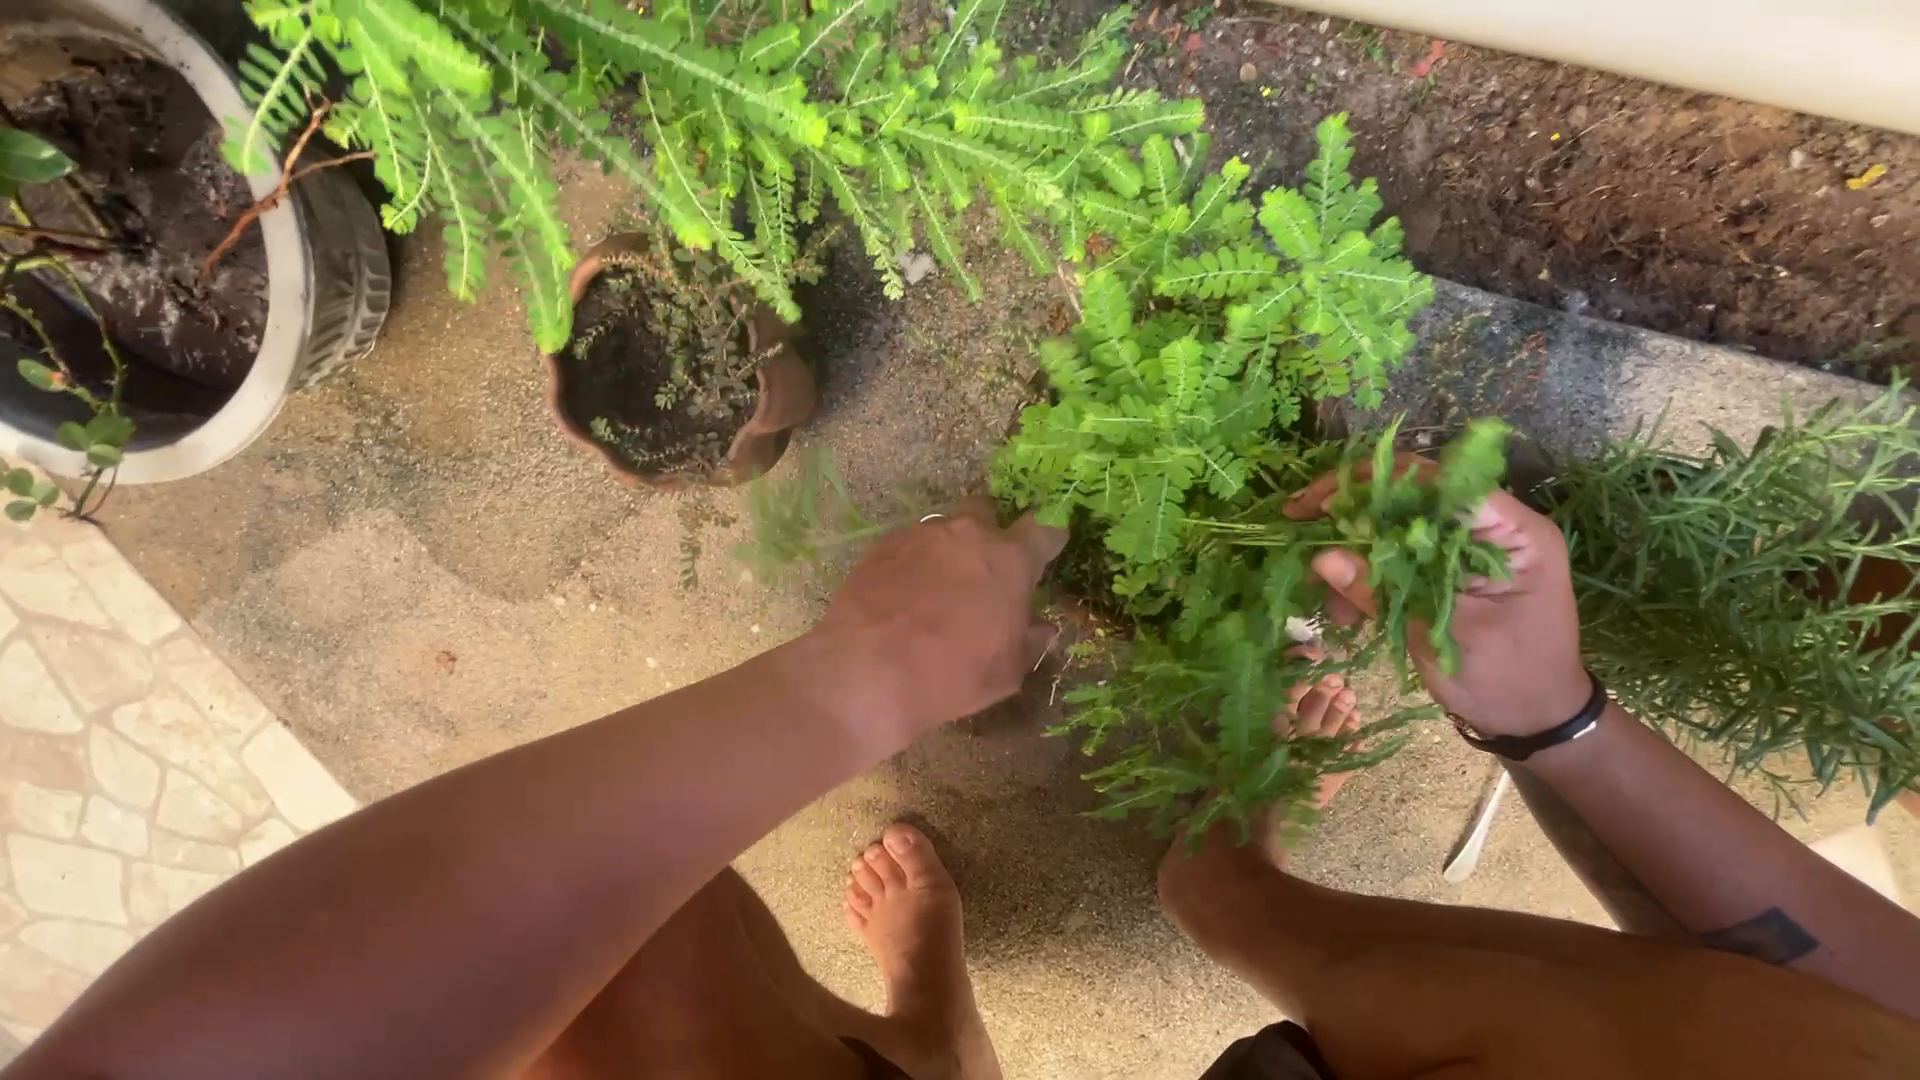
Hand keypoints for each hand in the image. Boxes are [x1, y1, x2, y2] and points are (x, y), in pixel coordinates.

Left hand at [810, 495, 1066, 742]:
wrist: (869, 671)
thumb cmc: (953, 673)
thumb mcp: (1007, 671)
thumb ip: (1030, 642)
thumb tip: (1042, 629)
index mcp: (1010, 559)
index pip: (1044, 530)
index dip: (1049, 539)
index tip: (1049, 549)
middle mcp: (968, 534)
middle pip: (987, 511)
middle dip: (991, 531)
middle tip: (987, 567)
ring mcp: (921, 534)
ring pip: (945, 527)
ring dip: (950, 547)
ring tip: (941, 584)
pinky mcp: (882, 545)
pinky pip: (910, 543)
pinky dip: (915, 560)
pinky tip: (906, 592)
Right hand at [1287, 460, 1588, 735]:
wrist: (1535, 719)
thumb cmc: (1508, 678)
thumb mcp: (1442, 635)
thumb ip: (1383, 591)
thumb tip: (1322, 557)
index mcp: (1510, 532)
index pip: (1439, 482)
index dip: (1376, 484)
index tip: (1321, 503)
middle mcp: (1486, 526)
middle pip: (1408, 496)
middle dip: (1350, 511)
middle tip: (1297, 520)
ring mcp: (1462, 547)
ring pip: (1391, 527)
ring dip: (1349, 551)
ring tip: (1319, 589)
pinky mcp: (1441, 568)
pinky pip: (1391, 556)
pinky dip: (1360, 577)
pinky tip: (1341, 610)